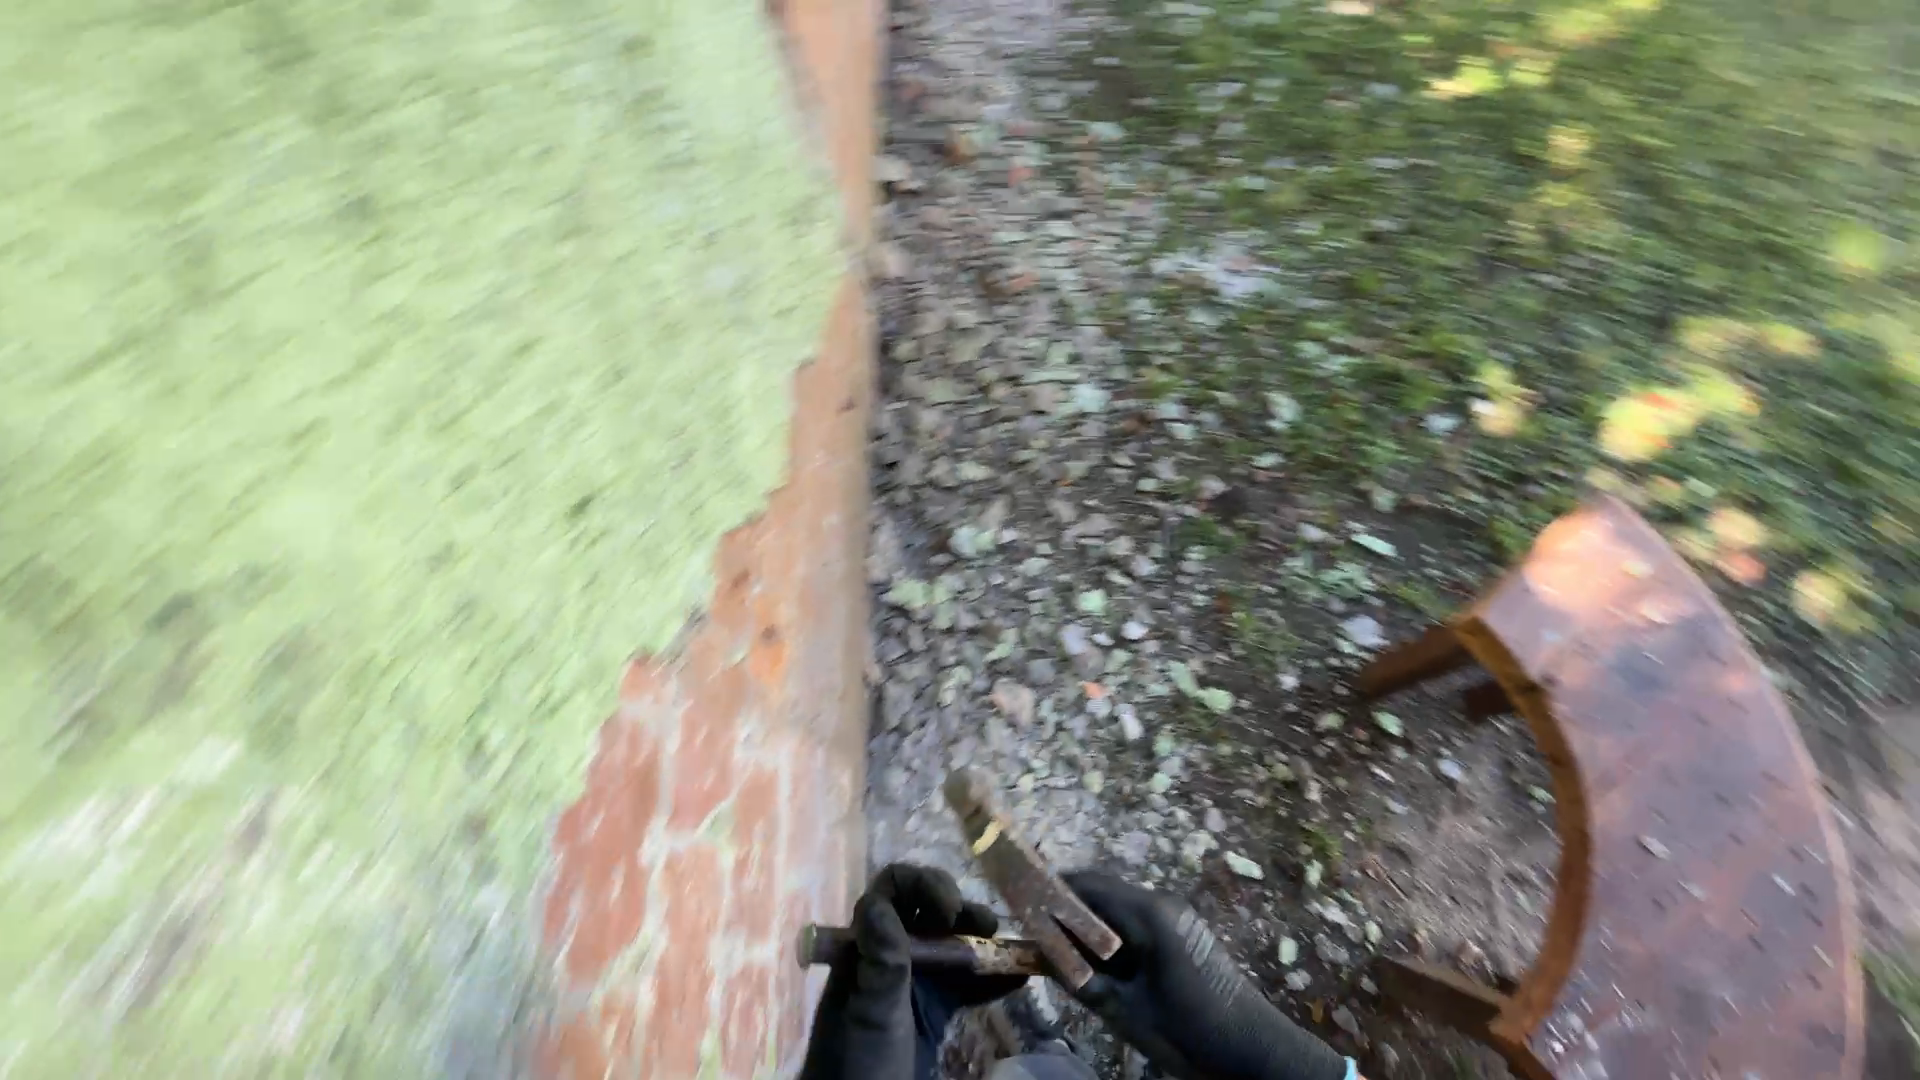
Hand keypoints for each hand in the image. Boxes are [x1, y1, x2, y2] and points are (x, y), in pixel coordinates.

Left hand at [799, 864, 1027, 1079]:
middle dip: (960, 910)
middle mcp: (890, 953)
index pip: (893, 889)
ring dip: (979, 940)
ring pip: (950, 944)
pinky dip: (990, 978)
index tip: (951, 910)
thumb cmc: (858, 1062)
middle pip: (927, 910)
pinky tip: (1016, 978)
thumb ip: (881, 962)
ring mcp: (913, 981)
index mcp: (867, 944)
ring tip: (1006, 946)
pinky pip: (964, 983)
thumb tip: (880, 903)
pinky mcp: (932, 1009)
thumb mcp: (871, 1012)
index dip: (924, 886)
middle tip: (987, 925)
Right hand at [1060, 873, 1349, 1079]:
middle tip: (1035, 929)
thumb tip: (1040, 957)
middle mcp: (1160, 901)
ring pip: (1116, 905)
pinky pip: (1134, 920)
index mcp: (1148, 913)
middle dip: (1066, 906)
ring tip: (1059, 948)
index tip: (1021, 902)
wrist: (1255, 1052)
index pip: (1088, 885)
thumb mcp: (1127, 1012)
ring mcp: (1173, 914)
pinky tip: (1095, 961)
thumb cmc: (1191, 1032)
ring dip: (1087, 922)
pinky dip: (1109, 934)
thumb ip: (1082, 982)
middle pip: (1101, 890)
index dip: (1052, 891)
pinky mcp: (1179, 931)